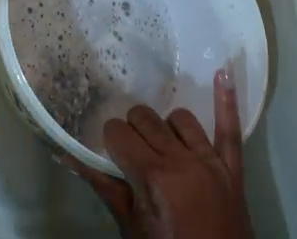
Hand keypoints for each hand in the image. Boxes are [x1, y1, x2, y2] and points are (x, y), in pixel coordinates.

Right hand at [68, 69, 252, 238]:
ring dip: (166, 128)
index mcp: (154, 176)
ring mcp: (211, 163)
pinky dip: (226, 101)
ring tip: (161, 148)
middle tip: (133, 156)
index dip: (111, 142)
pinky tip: (223, 73)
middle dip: (133, 132)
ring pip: (179, 118)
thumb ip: (102, 185)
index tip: (112, 157)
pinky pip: (230, 131)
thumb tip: (64, 155)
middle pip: (145, 119)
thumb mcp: (130, 226)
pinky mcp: (232, 170)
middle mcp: (182, 161)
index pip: (118, 133)